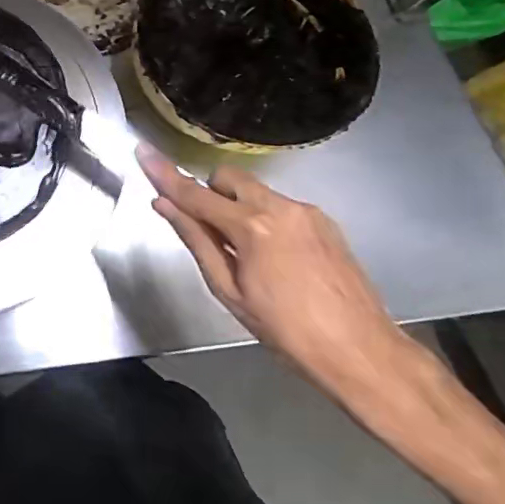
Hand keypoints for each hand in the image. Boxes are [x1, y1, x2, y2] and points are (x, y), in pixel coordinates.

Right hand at [137, 145, 412, 401]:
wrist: (361, 352)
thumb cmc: (286, 331)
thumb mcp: (230, 291)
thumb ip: (196, 241)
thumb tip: (165, 205)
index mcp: (250, 227)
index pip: (195, 194)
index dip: (165, 174)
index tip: (143, 151)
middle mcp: (278, 207)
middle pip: (227, 178)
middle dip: (211, 194)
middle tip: (210, 232)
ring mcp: (306, 211)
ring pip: (255, 191)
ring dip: (239, 208)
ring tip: (249, 254)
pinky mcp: (325, 220)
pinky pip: (281, 205)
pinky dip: (266, 219)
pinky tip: (278, 257)